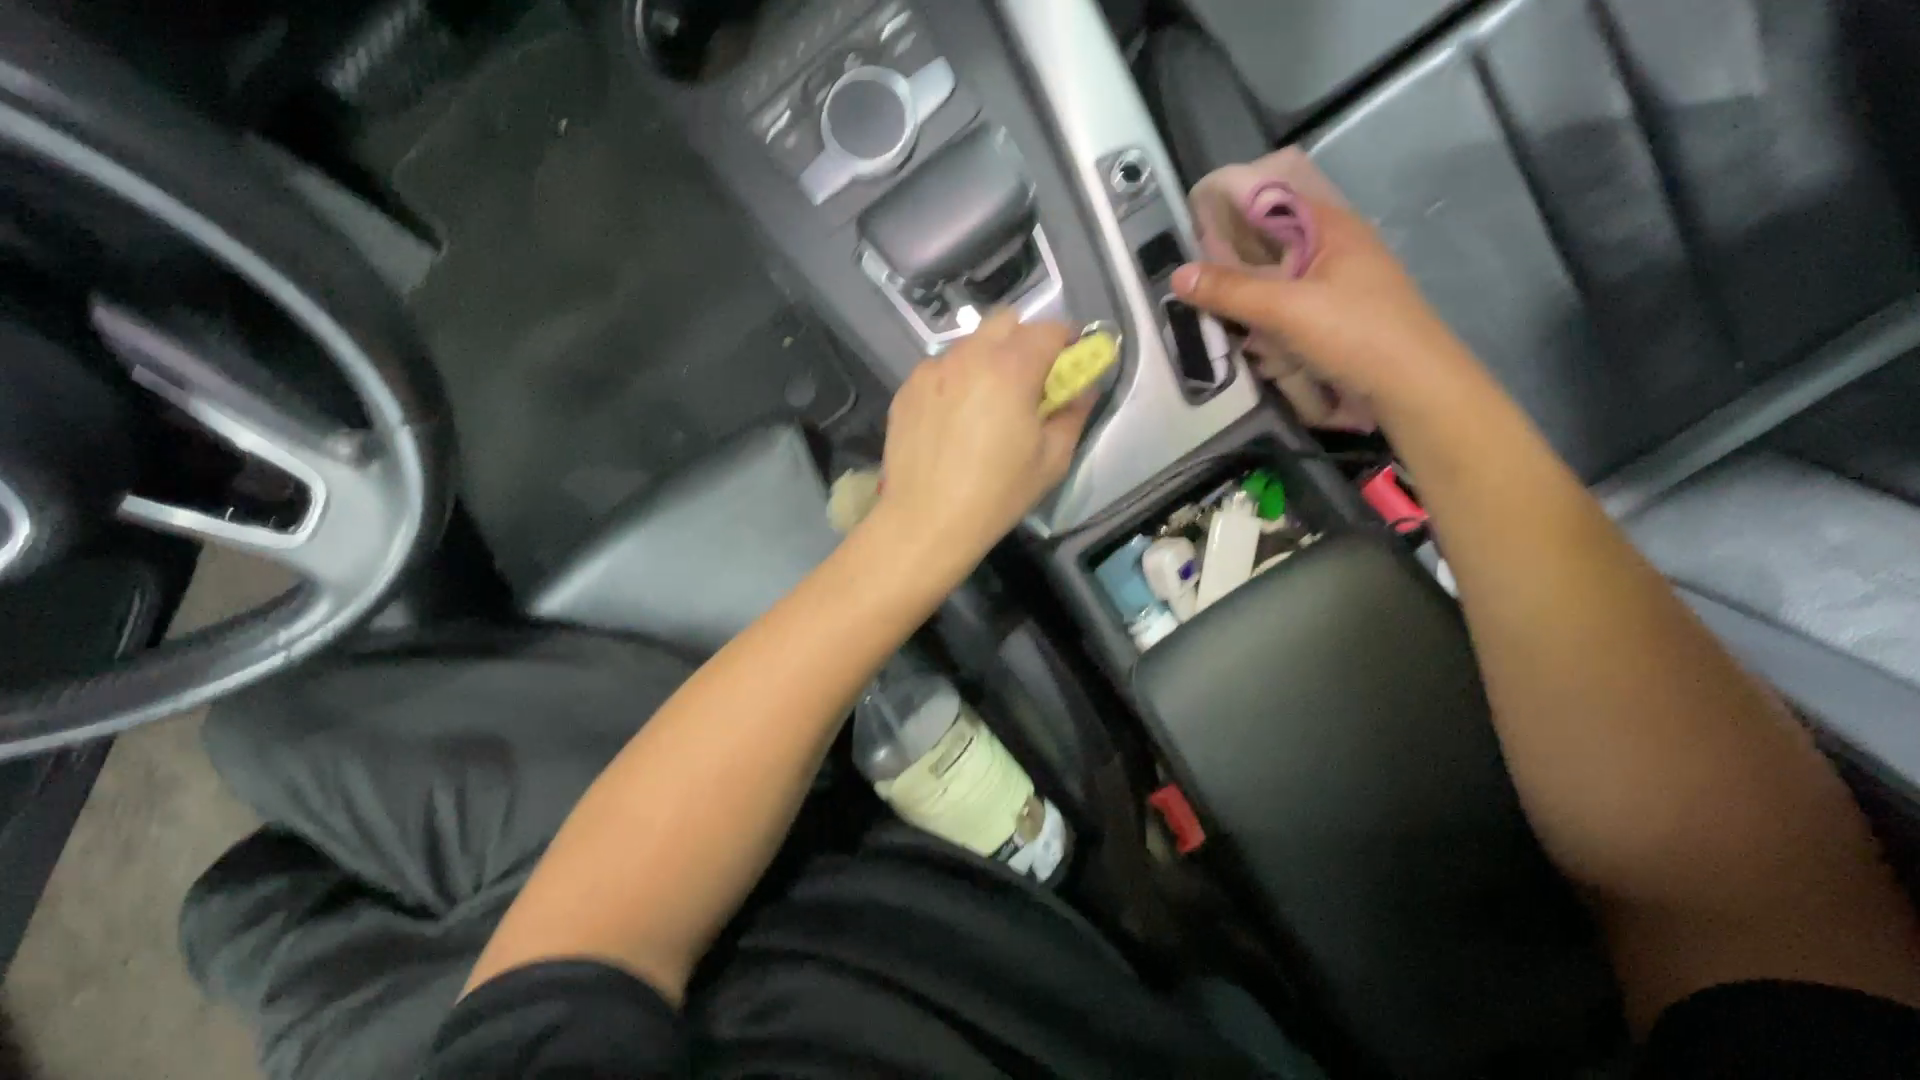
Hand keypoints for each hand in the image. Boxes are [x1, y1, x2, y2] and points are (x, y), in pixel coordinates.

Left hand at [870, 311, 1094, 572]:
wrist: (926, 521)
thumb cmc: (997, 494)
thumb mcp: (1052, 460)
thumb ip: (1073, 413)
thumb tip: (1084, 388)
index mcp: (1010, 369)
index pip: (1049, 330)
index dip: (1068, 341)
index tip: (1073, 361)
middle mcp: (968, 356)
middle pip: (1006, 323)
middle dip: (1027, 340)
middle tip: (1034, 379)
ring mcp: (932, 370)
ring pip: (970, 345)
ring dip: (990, 360)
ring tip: (990, 403)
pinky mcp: (907, 389)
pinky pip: (941, 369)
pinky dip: (957, 381)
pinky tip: (956, 419)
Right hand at [1172, 191, 1482, 420]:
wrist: (1415, 390)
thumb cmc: (1358, 334)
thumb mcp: (1287, 310)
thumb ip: (1231, 290)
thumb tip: (1177, 275)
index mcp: (1328, 225)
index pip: (1267, 195)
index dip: (1226, 205)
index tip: (1187, 229)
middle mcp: (1331, 247)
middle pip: (1265, 242)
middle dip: (1229, 263)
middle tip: (1192, 285)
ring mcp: (1334, 286)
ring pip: (1271, 281)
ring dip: (1245, 302)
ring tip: (1211, 319)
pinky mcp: (1332, 320)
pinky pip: (1284, 313)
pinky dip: (1263, 325)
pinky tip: (1246, 344)